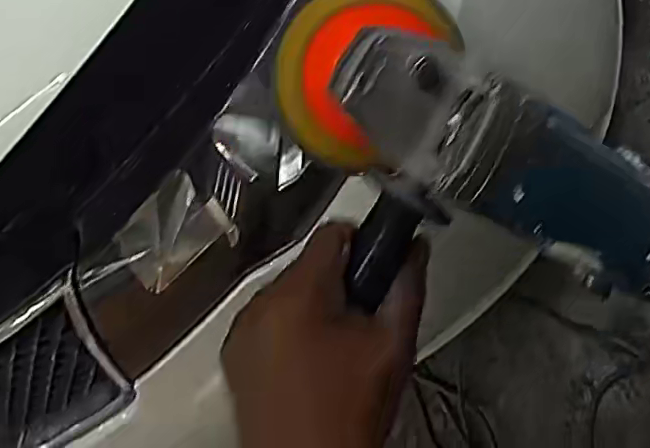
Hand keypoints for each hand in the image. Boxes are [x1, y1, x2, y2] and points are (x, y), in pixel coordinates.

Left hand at [223, 223, 427, 447]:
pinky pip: (271, 317)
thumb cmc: (347, 417)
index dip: (362, 242)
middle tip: (363, 314)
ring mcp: (242, 334)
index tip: (376, 265)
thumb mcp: (393, 343)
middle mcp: (259, 307)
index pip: (332, 232)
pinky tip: (314, 358)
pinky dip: (292, 325)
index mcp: (296, 296)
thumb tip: (415, 248)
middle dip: (341, 278)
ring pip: (291, 288)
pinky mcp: (234, 359)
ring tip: (340, 342)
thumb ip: (408, 283)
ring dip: (316, 301)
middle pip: (311, 261)